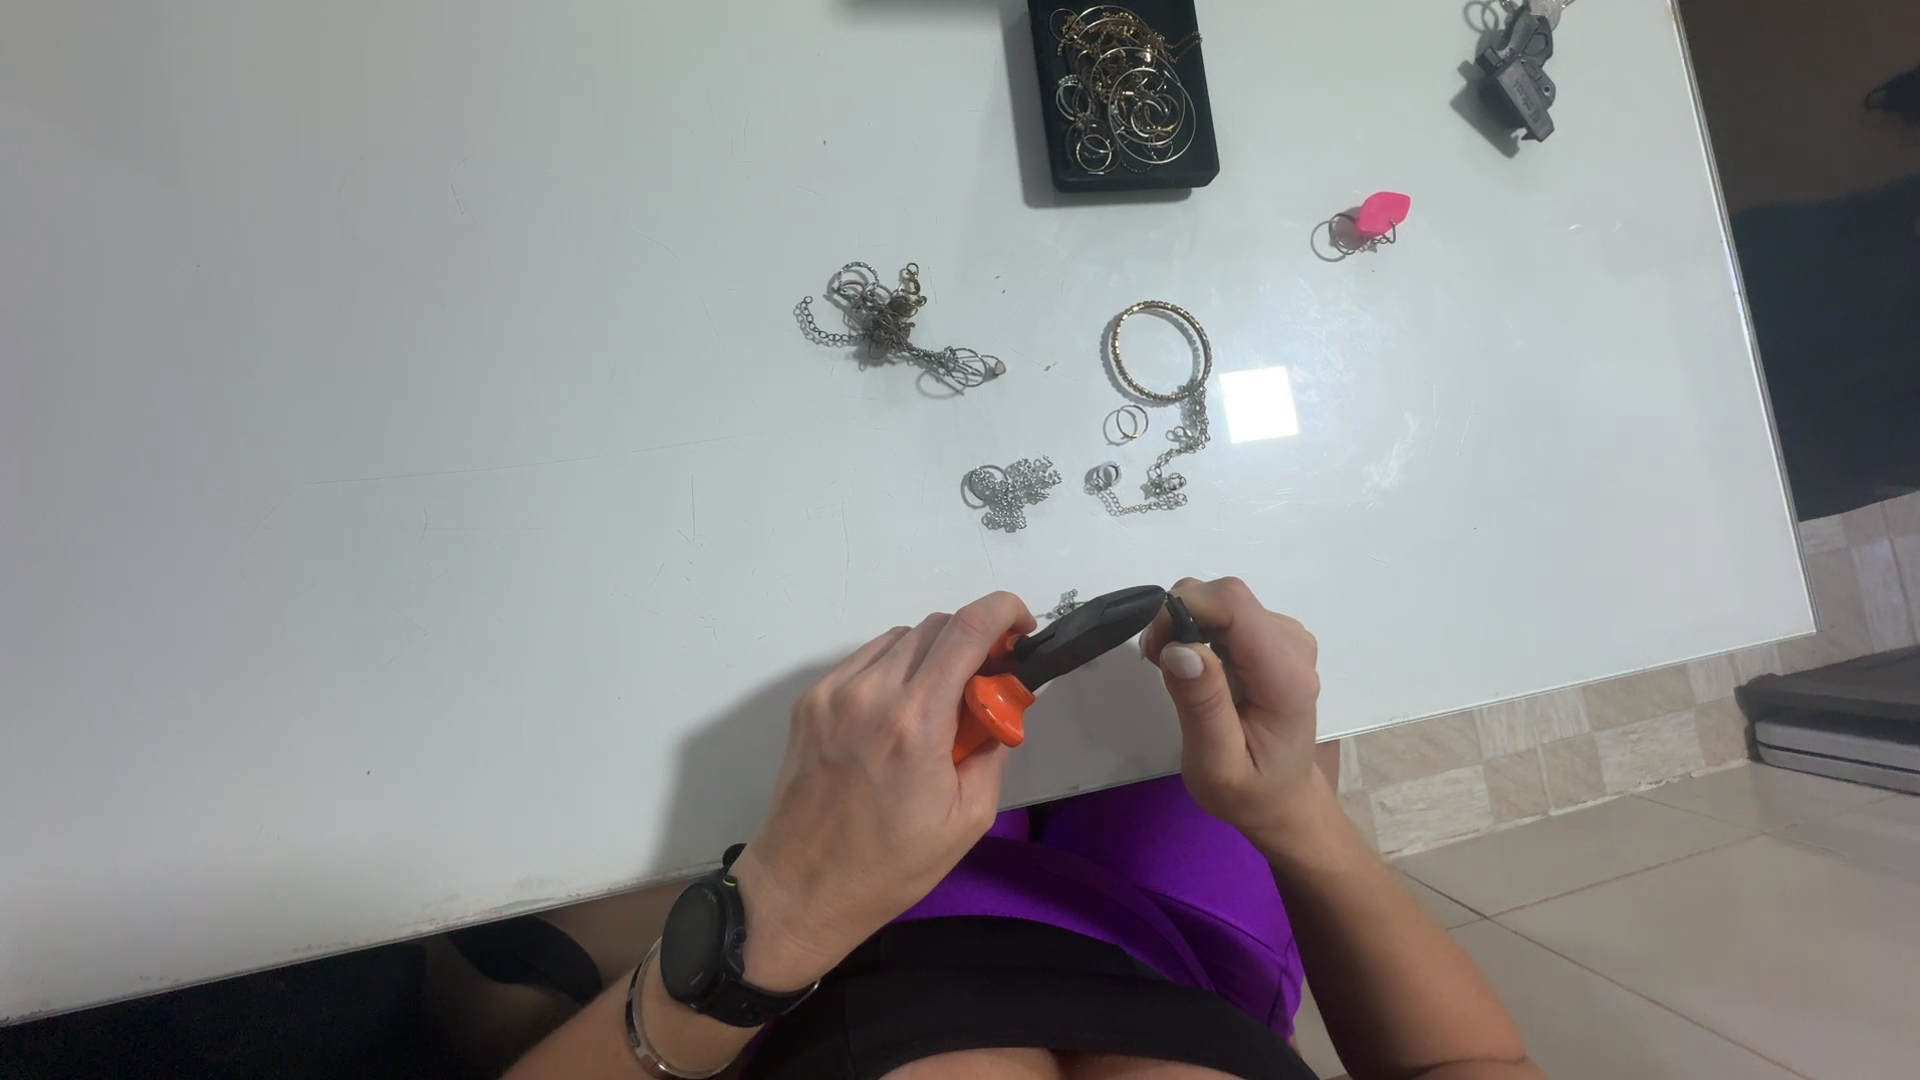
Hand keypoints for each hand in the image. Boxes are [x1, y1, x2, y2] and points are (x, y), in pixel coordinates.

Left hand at [728, 591, 1035, 990]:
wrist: (799, 889)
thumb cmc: (890, 865)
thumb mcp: (969, 818)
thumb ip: (995, 746)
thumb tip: (1004, 699)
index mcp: (916, 722)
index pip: (968, 628)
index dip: (1004, 610)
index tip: (1020, 628)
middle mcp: (872, 693)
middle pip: (937, 624)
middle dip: (972, 640)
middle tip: (983, 682)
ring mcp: (834, 692)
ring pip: (901, 638)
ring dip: (932, 654)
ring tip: (936, 703)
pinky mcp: (811, 699)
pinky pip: (866, 658)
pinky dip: (893, 668)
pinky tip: (895, 711)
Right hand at [1139, 577, 1324, 846]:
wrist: (1282, 801)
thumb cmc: (1247, 790)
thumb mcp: (1215, 764)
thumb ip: (1201, 705)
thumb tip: (1181, 646)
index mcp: (1285, 678)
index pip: (1234, 605)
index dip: (1184, 609)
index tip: (1156, 649)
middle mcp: (1293, 646)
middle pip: (1226, 596)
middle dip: (1178, 617)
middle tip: (1158, 665)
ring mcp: (1287, 637)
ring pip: (1223, 599)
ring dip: (1185, 623)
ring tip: (1175, 673)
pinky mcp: (1274, 637)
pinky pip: (1227, 611)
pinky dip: (1198, 627)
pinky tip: (1195, 667)